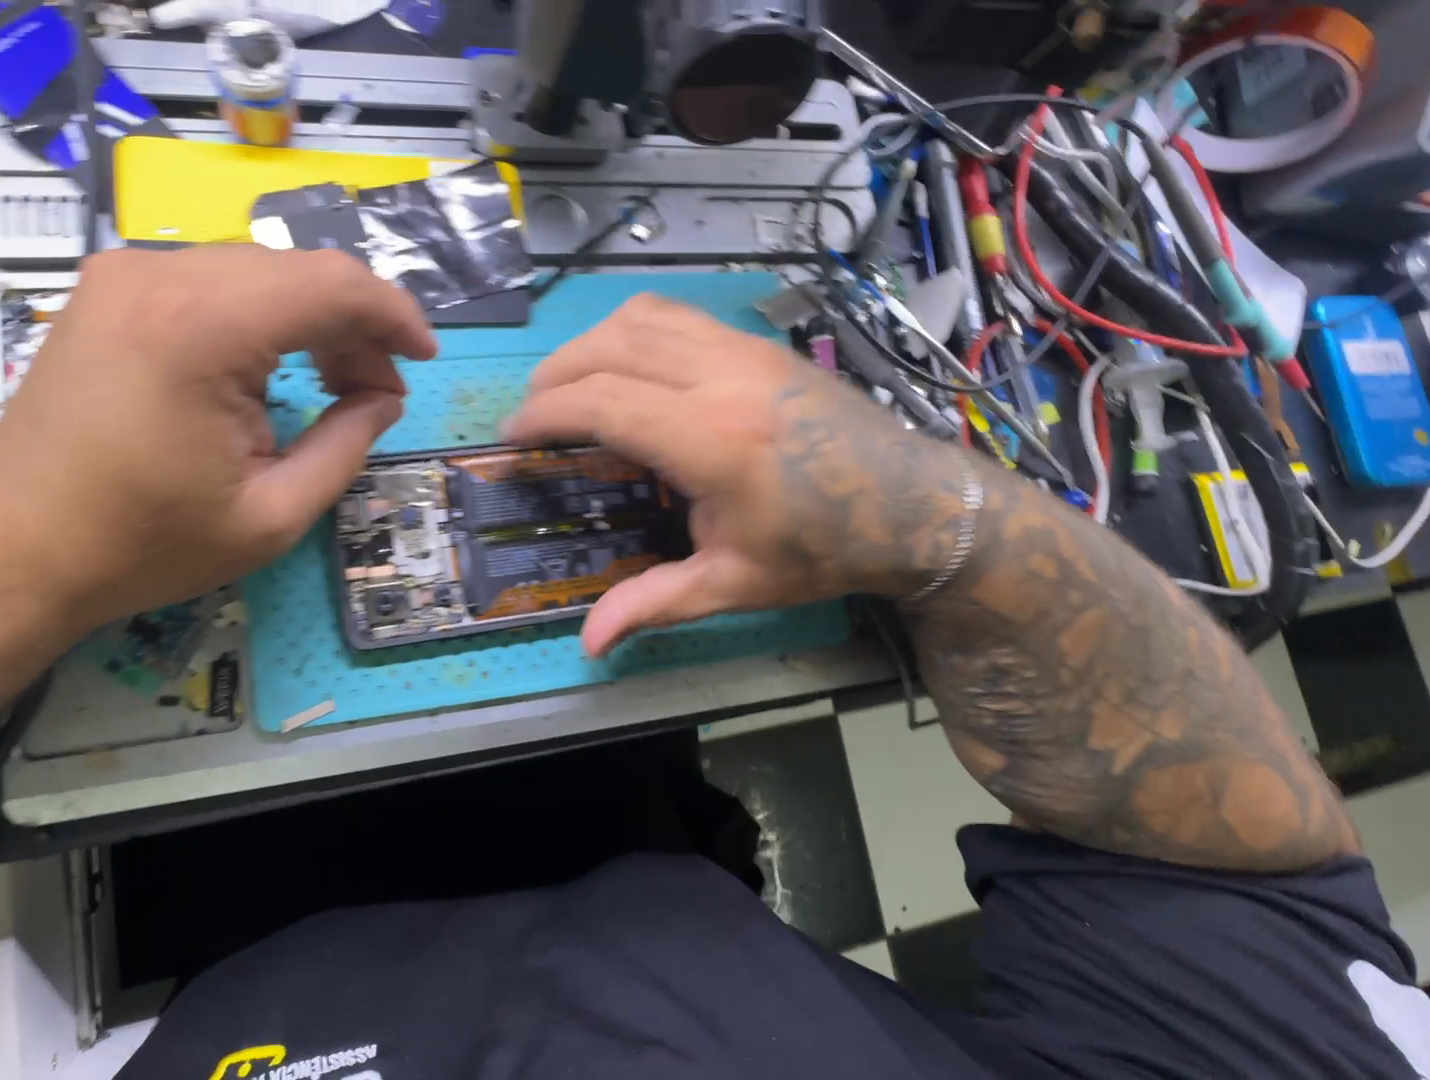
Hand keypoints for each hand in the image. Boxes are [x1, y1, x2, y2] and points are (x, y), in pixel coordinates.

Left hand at [0, 246, 437, 623]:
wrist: (14, 551)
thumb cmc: (145, 545)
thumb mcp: (274, 517)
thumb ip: (347, 445)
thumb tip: (383, 397)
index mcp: (204, 328)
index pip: (332, 283)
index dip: (394, 314)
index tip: (423, 358)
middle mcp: (160, 275)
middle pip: (297, 272)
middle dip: (354, 327)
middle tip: (377, 393)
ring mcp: (124, 274)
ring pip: (258, 273)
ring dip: (309, 321)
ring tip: (331, 386)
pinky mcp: (107, 290)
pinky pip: (212, 282)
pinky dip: (261, 318)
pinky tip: (271, 368)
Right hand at [502, 295, 967, 655]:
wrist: (914, 506)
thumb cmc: (823, 550)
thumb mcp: (734, 584)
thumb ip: (654, 604)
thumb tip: (588, 643)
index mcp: (714, 441)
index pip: (603, 402)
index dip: (544, 415)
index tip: (514, 438)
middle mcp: (725, 379)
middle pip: (610, 347)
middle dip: (554, 376)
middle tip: (533, 417)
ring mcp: (745, 350)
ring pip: (640, 318)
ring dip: (589, 345)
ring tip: (570, 387)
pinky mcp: (759, 343)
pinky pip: (675, 315)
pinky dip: (631, 331)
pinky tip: (625, 367)